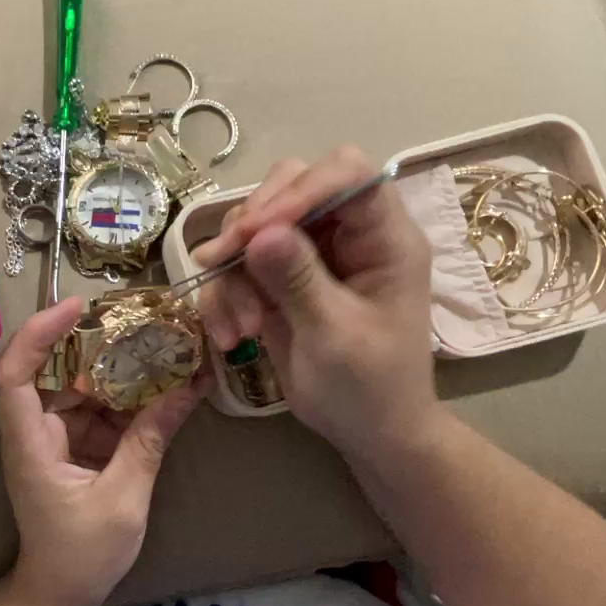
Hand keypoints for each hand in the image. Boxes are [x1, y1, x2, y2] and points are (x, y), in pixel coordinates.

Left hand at [0, 299, 203, 605]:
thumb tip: (191, 385)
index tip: (76, 307)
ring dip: (112, 369)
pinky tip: (156, 386)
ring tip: (156, 346)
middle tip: (136, 320)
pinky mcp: (68, 446)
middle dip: (89, 343)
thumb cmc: (82, 554)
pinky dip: (120, 398)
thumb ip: (151, 439)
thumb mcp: (125, 498)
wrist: (59, 593)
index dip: (36, 333)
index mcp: (29, 444)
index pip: (13, 375)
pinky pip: (91, 409)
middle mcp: (32, 432)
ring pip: (75, 386)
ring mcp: (49, 437)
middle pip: (48, 370)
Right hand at [190, 147, 438, 458]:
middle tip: (220, 262)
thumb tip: (259, 234)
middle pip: (290, 187)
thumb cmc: (369, 388)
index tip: (254, 231)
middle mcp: (347, 234)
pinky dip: (224, 297)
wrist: (366, 431)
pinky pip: (238, 265)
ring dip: (231, 274)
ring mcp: (311, 255)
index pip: (347, 174)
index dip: (299, 190)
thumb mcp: (334, 335)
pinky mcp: (279, 279)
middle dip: (249, 226)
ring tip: (236, 329)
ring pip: (254, 227)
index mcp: (384, 238)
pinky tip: (230, 336)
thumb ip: (298, 280)